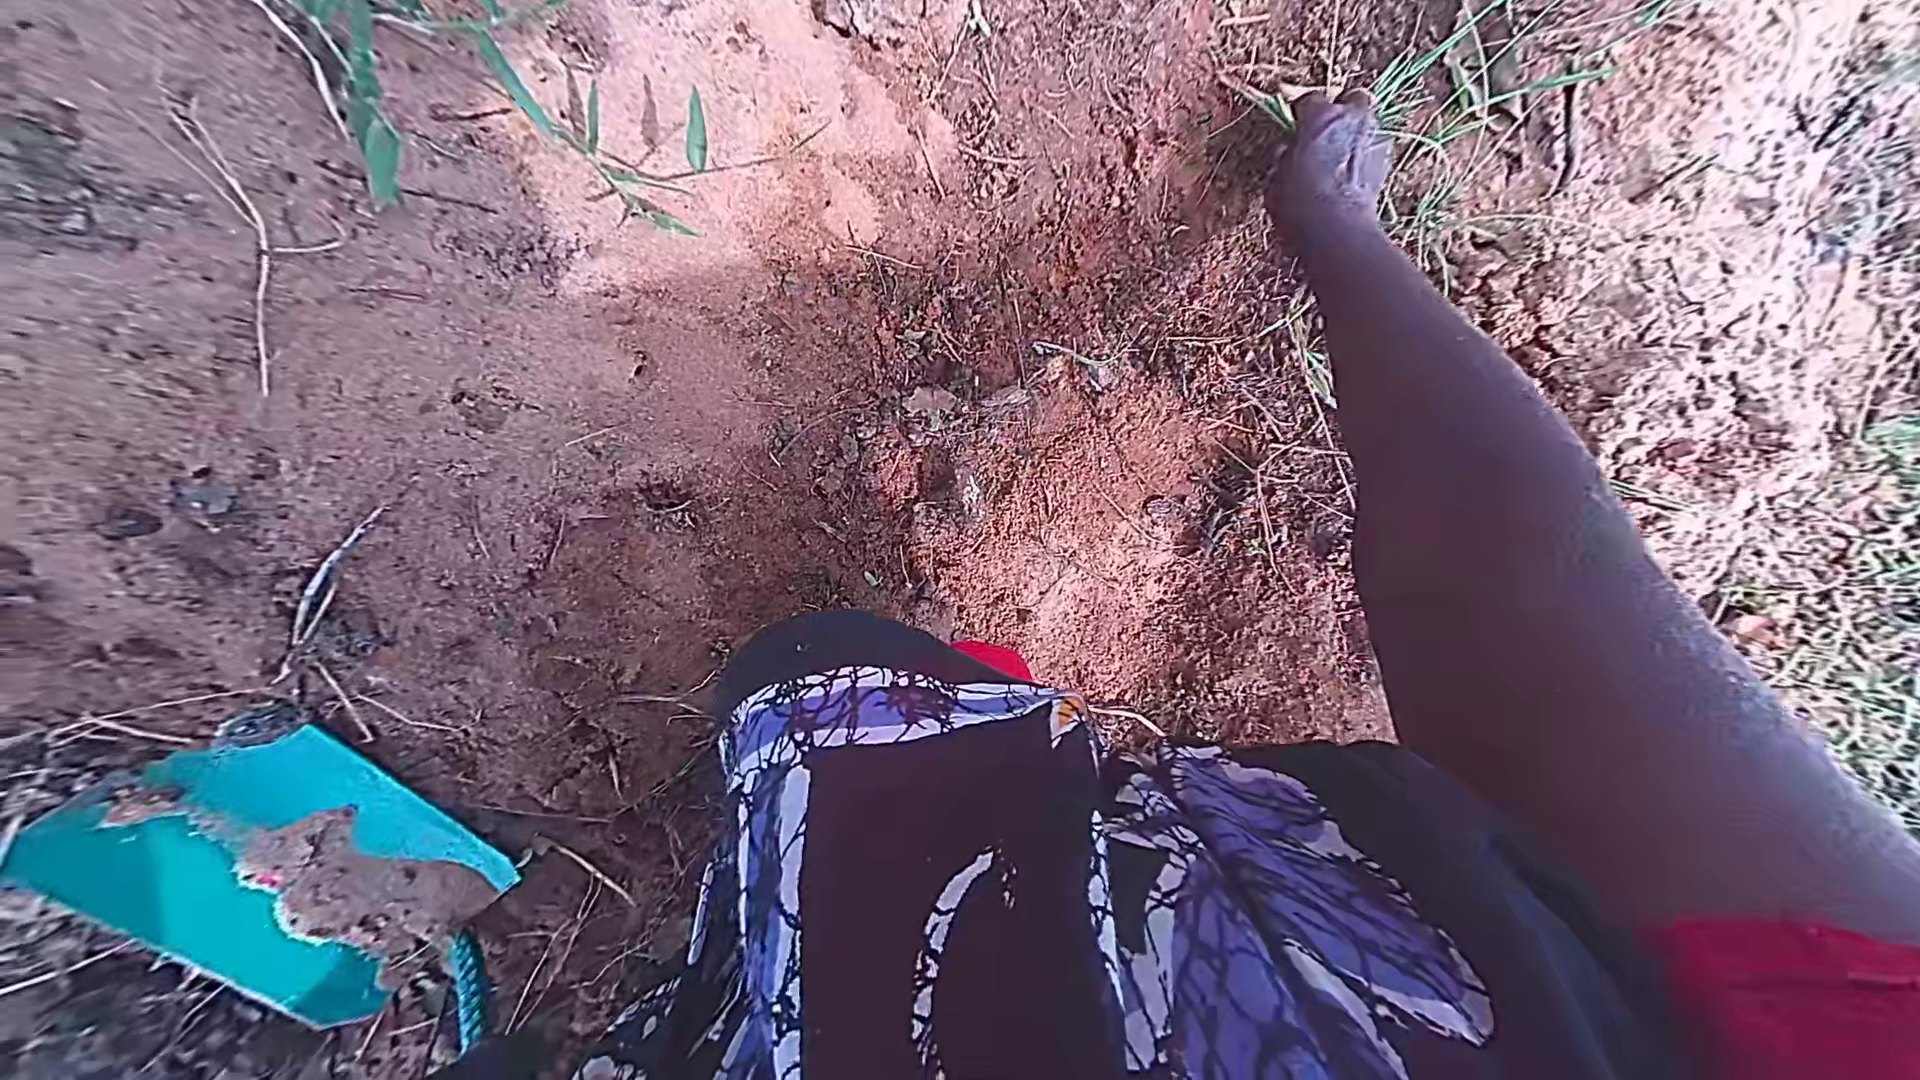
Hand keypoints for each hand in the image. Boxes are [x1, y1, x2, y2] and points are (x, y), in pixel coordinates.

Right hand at [1265, 89, 1389, 244]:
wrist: (1337, 228)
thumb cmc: (1298, 205)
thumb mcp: (1275, 182)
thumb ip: (1283, 158)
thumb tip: (1287, 149)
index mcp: (1320, 118)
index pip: (1308, 99)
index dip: (1298, 112)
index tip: (1292, 124)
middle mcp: (1353, 116)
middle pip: (1350, 99)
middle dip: (1338, 112)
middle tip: (1322, 136)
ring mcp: (1375, 134)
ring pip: (1365, 121)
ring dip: (1352, 133)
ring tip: (1336, 158)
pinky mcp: (1387, 157)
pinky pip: (1373, 145)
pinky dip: (1362, 154)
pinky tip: (1348, 175)